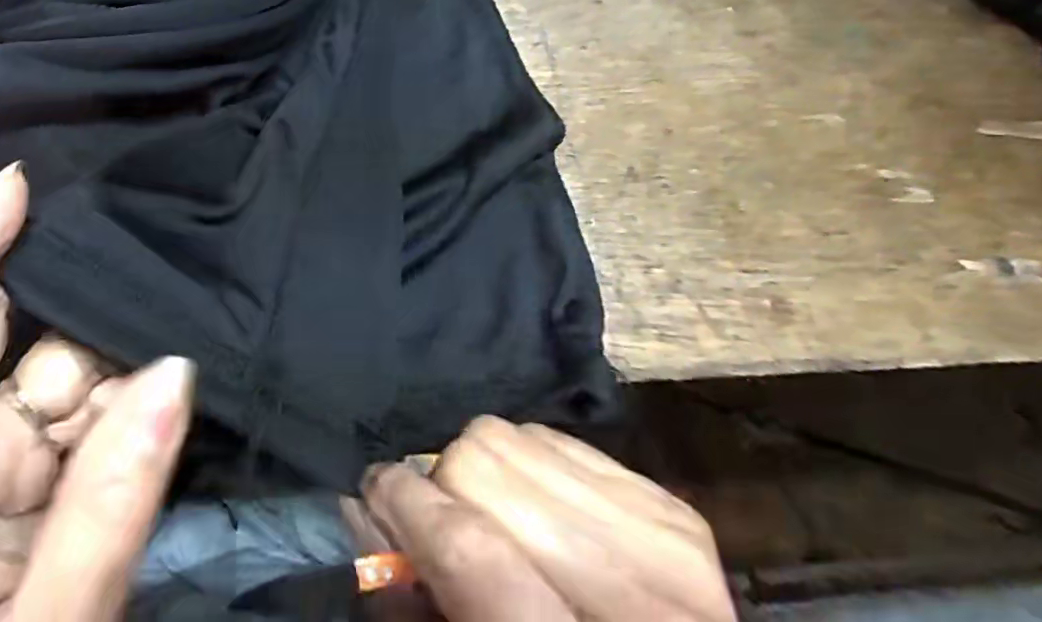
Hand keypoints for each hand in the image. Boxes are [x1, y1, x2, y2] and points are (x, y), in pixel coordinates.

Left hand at [0, 163, 195, 621]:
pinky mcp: (21, 528)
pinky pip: (82, 444)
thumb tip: (175, 370)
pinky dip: (128, 418)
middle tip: (154, 280)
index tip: (17, 183)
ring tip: (182, 347)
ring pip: (58, 399)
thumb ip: (110, 505)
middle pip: (8, 360)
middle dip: (79, 316)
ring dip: (120, 374)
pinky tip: (170, 396)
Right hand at [361, 417, 734, 621]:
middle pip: (486, 465)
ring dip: (486, 473)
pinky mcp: (672, 509)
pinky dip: (531, 468)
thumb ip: (419, 603)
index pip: (472, 551)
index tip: (373, 490)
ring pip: (520, 437)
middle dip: (445, 486)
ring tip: (494, 518)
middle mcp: (636, 592)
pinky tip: (539, 511)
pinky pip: (561, 442)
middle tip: (440, 523)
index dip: (406, 509)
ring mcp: (662, 539)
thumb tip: (369, 512)